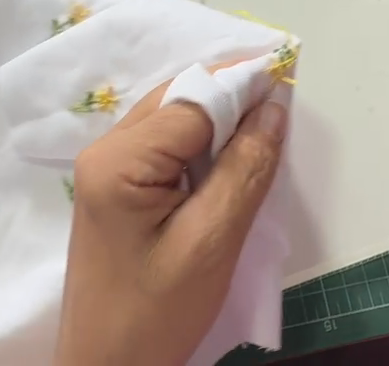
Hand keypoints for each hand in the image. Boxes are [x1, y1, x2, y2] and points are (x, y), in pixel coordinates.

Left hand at [55, 78, 288, 365]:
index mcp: (119, 159)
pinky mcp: (116, 185)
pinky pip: (164, 142)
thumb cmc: (155, 316)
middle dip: (228, 94)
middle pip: (177, 100)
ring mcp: (106, 166)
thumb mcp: (210, 244)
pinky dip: (200, 139)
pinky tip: (228, 150)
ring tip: (261, 119)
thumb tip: (271, 108)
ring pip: (171, 117)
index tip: (283, 73)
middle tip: (277, 95)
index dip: (239, 88)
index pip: (190, 103)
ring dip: (216, 115)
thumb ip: (243, 170)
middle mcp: (106, 149)